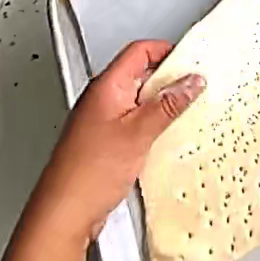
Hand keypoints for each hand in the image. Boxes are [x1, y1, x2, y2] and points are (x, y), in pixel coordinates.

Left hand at [22, 41, 203, 250]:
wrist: (66, 210)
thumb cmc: (88, 172)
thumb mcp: (139, 133)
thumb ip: (167, 105)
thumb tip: (190, 82)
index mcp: (106, 85)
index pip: (139, 51)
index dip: (166, 50)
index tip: (190, 61)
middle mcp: (101, 98)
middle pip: (140, 73)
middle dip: (168, 79)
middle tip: (193, 89)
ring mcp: (102, 119)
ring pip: (138, 99)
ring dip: (161, 104)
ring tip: (183, 115)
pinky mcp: (106, 140)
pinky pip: (134, 122)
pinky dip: (152, 125)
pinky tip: (164, 139)